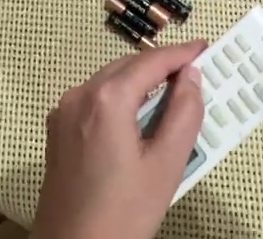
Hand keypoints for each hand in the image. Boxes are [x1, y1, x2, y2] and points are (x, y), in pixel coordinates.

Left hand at [34, 42, 208, 238]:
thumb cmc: (123, 214)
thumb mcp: (165, 167)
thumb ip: (183, 115)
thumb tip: (191, 77)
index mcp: (107, 98)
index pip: (151, 62)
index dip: (180, 53)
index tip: (204, 48)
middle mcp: (81, 94)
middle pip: (128, 67)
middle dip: (161, 67)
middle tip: (194, 74)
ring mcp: (64, 110)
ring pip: (109, 81)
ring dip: (139, 82)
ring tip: (171, 95)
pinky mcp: (57, 129)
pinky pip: (94, 100)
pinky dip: (118, 99)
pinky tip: (136, 118)